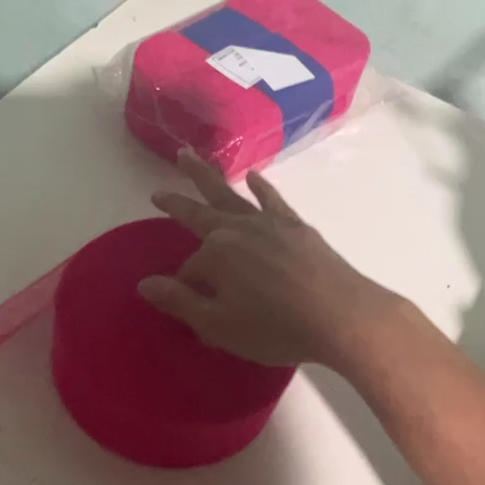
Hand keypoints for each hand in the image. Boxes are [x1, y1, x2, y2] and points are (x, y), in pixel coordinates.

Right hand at [139, 149, 408, 368]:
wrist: (341, 316)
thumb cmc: (276, 327)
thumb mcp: (219, 325)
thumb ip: (180, 302)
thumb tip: (144, 283)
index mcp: (215, 254)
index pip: (189, 270)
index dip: (188, 289)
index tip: (195, 309)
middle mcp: (237, 230)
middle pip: (200, 211)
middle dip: (177, 202)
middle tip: (157, 191)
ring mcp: (268, 223)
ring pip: (231, 195)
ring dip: (207, 177)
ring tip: (189, 157)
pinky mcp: (296, 226)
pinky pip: (272, 199)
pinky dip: (261, 187)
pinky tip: (254, 177)